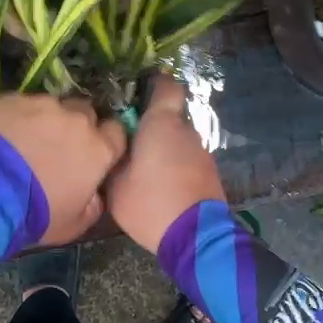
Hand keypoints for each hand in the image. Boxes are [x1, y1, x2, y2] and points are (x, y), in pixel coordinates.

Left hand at [0, 93, 126, 244]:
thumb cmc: (36, 214)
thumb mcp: (73, 225)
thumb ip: (93, 207)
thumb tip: (96, 195)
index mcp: (99, 150)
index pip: (117, 133)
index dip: (106, 143)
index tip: (94, 156)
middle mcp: (77, 120)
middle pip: (86, 114)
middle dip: (77, 128)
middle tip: (59, 149)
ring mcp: (43, 105)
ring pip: (53, 107)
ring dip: (46, 121)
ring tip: (26, 142)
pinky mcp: (12, 99)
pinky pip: (22, 105)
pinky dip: (18, 117)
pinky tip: (4, 136)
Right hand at [106, 73, 224, 251]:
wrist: (195, 238)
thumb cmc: (151, 204)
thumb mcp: (115, 185)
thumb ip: (112, 159)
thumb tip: (113, 147)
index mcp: (162, 123)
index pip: (165, 85)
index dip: (152, 84)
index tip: (134, 95)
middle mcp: (186, 130)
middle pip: (168, 117)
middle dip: (149, 126)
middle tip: (126, 143)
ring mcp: (202, 152)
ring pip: (177, 140)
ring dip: (162, 149)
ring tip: (142, 171)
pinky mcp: (209, 173)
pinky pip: (186, 160)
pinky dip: (174, 166)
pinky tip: (159, 186)